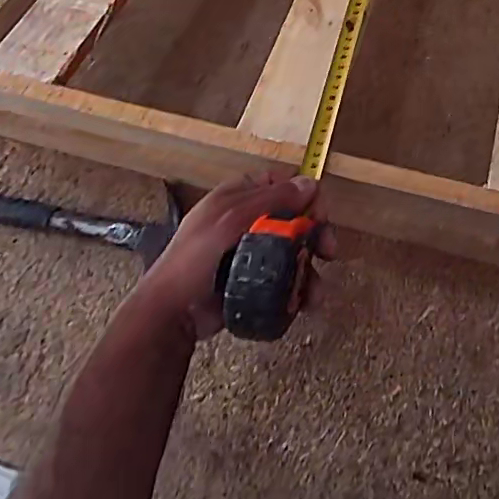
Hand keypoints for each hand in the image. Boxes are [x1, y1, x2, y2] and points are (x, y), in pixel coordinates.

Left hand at [130, 170, 335, 340]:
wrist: (170, 315)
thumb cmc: (194, 259)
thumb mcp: (230, 220)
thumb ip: (271, 200)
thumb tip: (310, 183)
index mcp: (237, 198)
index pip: (279, 184)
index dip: (303, 194)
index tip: (319, 212)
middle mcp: (247, 221)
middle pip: (293, 218)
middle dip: (315, 233)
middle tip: (329, 250)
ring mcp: (251, 253)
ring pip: (293, 251)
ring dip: (310, 267)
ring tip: (315, 291)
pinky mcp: (254, 281)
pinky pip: (285, 278)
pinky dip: (298, 288)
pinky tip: (305, 302)